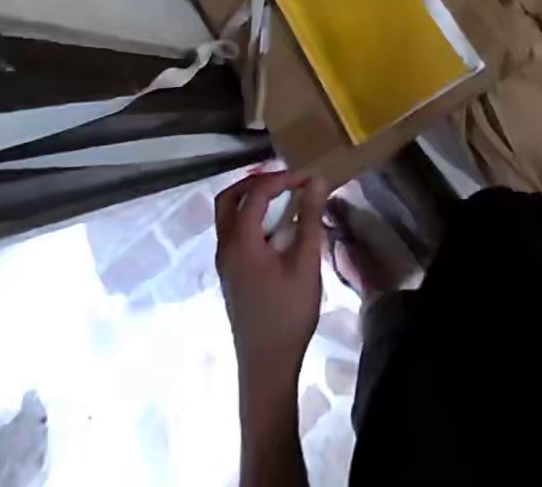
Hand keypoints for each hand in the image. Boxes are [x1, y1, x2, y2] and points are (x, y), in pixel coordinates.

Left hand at [215, 171, 327, 405]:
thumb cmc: (288, 313)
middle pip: (229, 199)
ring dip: (252, 199)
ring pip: (228, 217)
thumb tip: (316, 180)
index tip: (308, 177)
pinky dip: (252, 217)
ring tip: (284, 197)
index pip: (255, 193)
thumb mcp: (305, 263)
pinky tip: (278, 226)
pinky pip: (234, 232)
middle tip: (286, 179)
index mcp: (240, 242)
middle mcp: (225, 248)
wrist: (267, 365)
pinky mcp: (231, 274)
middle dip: (255, 182)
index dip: (281, 178)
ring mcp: (225, 263)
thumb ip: (309, 218)